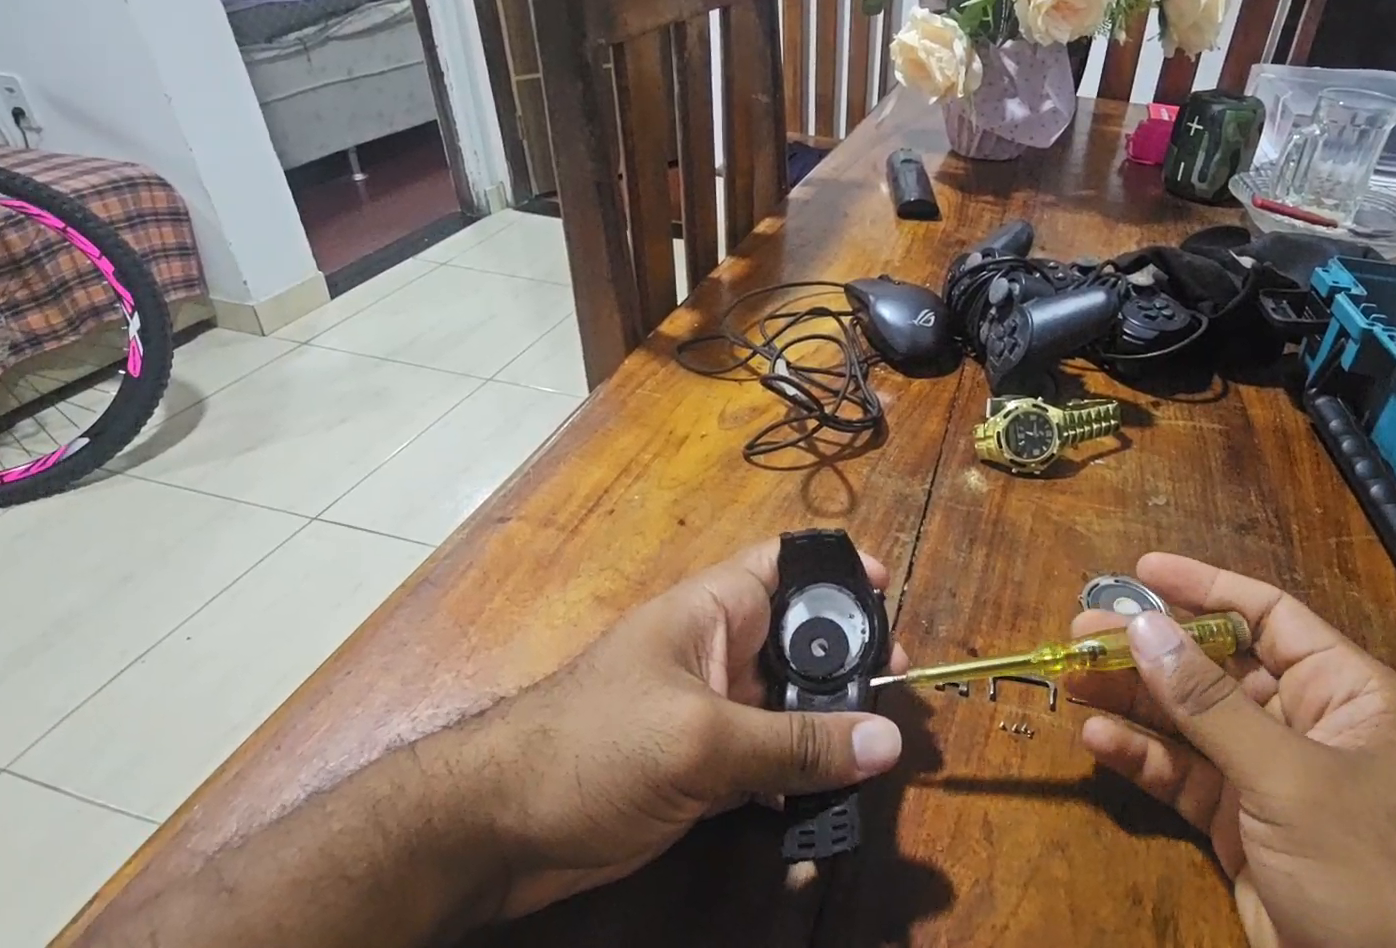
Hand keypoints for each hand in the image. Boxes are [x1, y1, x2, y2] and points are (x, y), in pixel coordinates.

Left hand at [448, 540, 906, 918]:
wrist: (497, 831)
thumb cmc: (592, 748)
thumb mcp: (699, 739)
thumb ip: (794, 742)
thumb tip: (886, 741)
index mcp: (715, 611)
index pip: (785, 564)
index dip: (836, 566)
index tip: (889, 590)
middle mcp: (723, 654)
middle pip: (803, 642)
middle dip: (850, 661)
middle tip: (898, 687)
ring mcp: (717, 714)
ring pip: (792, 708)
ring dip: (832, 729)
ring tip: (878, 751)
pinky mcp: (710, 769)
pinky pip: (773, 764)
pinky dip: (800, 781)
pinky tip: (826, 808)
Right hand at [1069, 554, 1395, 947]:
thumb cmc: (1373, 874)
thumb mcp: (1290, 779)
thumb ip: (1210, 704)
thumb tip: (1143, 625)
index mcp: (1343, 692)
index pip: (1267, 615)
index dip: (1204, 586)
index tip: (1141, 570)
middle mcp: (1304, 723)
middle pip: (1215, 666)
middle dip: (1150, 648)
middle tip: (1082, 632)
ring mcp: (1269, 776)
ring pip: (1189, 721)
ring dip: (1133, 700)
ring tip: (1074, 677)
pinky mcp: (1240, 825)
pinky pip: (1182, 776)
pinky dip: (1142, 758)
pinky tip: (1098, 740)